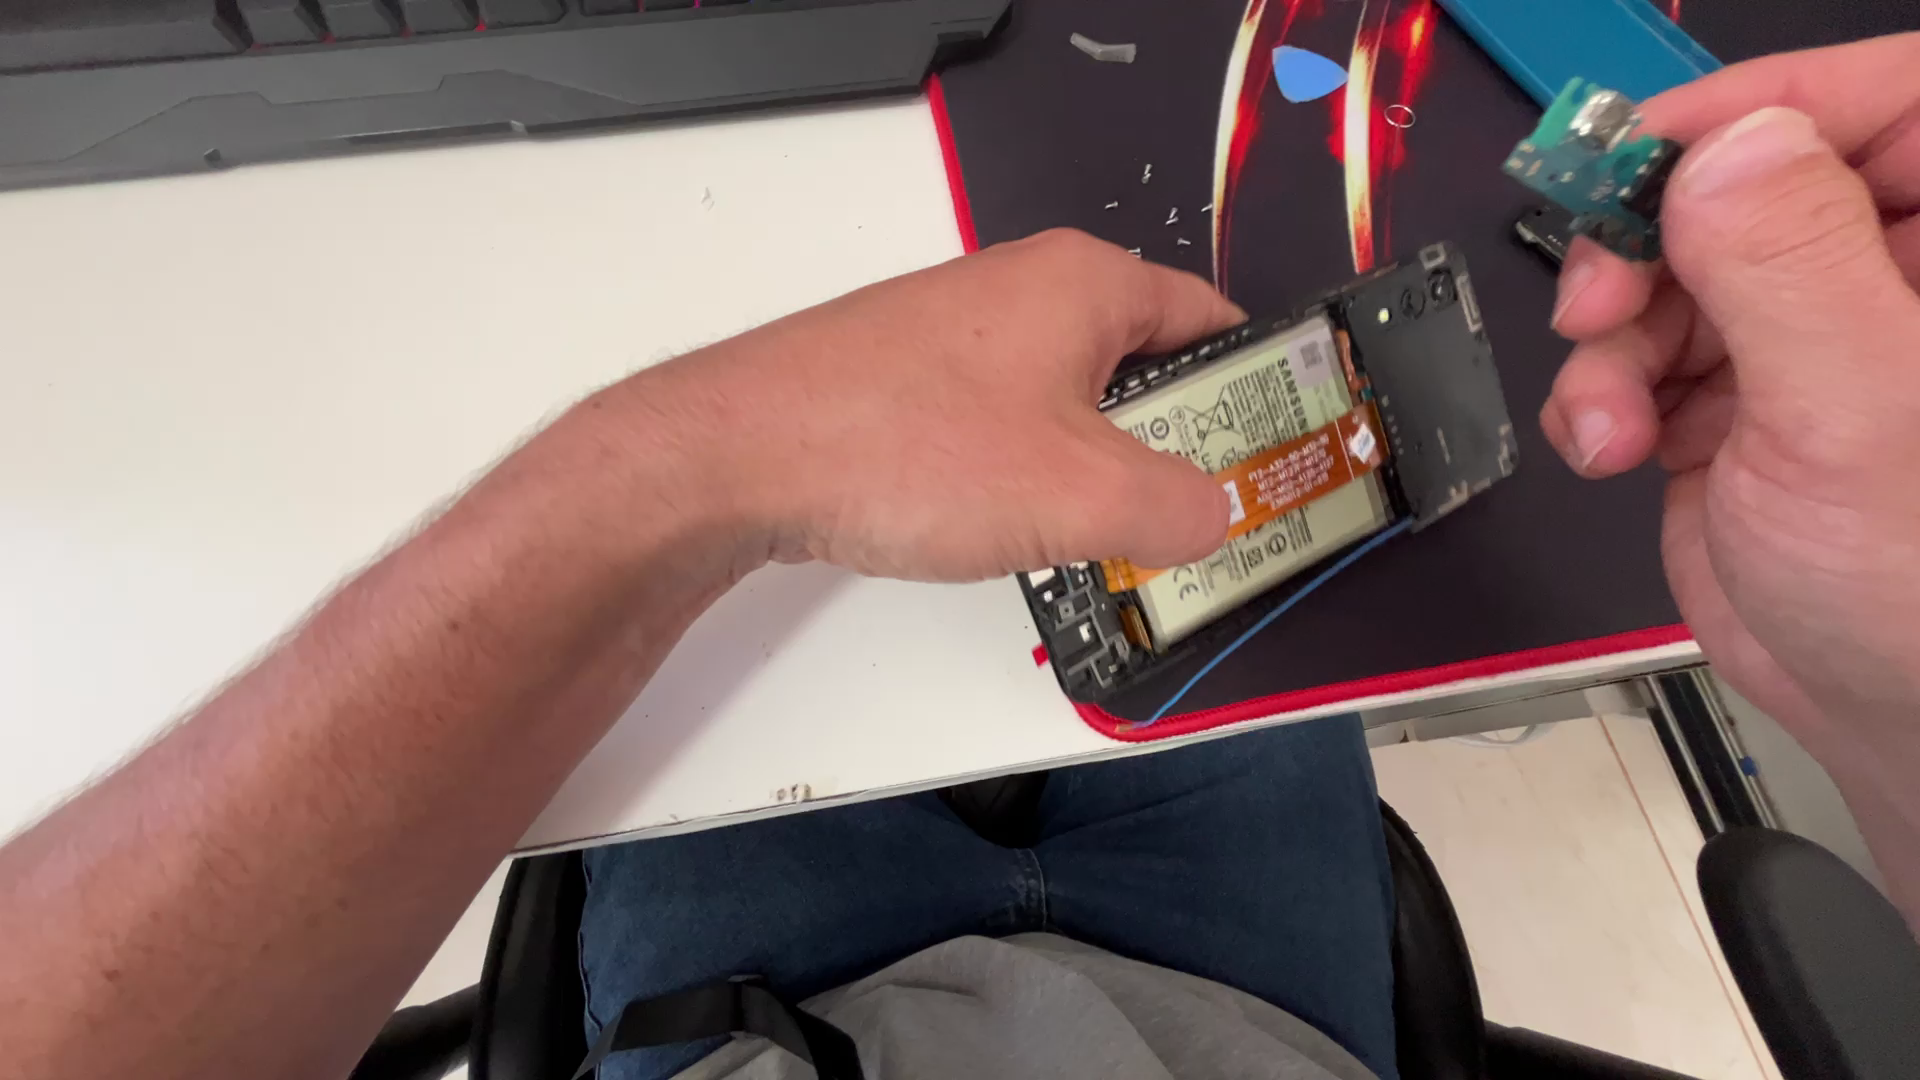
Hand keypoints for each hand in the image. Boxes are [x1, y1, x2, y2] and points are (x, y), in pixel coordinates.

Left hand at [620, 229, 1242, 581]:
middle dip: (1169, 445)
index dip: (1252, 384)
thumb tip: (1214, 517)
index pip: (1208, 319)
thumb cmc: (918, 451)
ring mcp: (959, 337)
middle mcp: (1021, 292)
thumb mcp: (1082, 494)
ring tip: (1101, 539)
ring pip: (1065, 406)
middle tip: (1187, 516)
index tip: (1268, 447)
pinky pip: (1002, 427)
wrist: (747, 457)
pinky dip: (1026, 475)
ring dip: (1093, 471)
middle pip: (1137, 367)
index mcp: (1084, 284)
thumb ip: (1178, 509)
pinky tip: (1013, 528)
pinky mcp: (912, 383)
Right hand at [1541, 35, 1919, 756]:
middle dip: (1638, 261)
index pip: (1881, 105)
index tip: (1623, 163)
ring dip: (1604, 359)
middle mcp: (1888, 275)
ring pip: (1659, 290)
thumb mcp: (1859, 413)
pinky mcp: (1720, 397)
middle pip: (1730, 199)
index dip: (1746, 117)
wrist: (1881, 702)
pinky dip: (1593, 404)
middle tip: (1592, 316)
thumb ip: (1791, 271)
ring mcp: (1796, 338)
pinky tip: (1606, 451)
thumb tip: (1724, 148)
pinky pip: (1626, 363)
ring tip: (1606, 434)